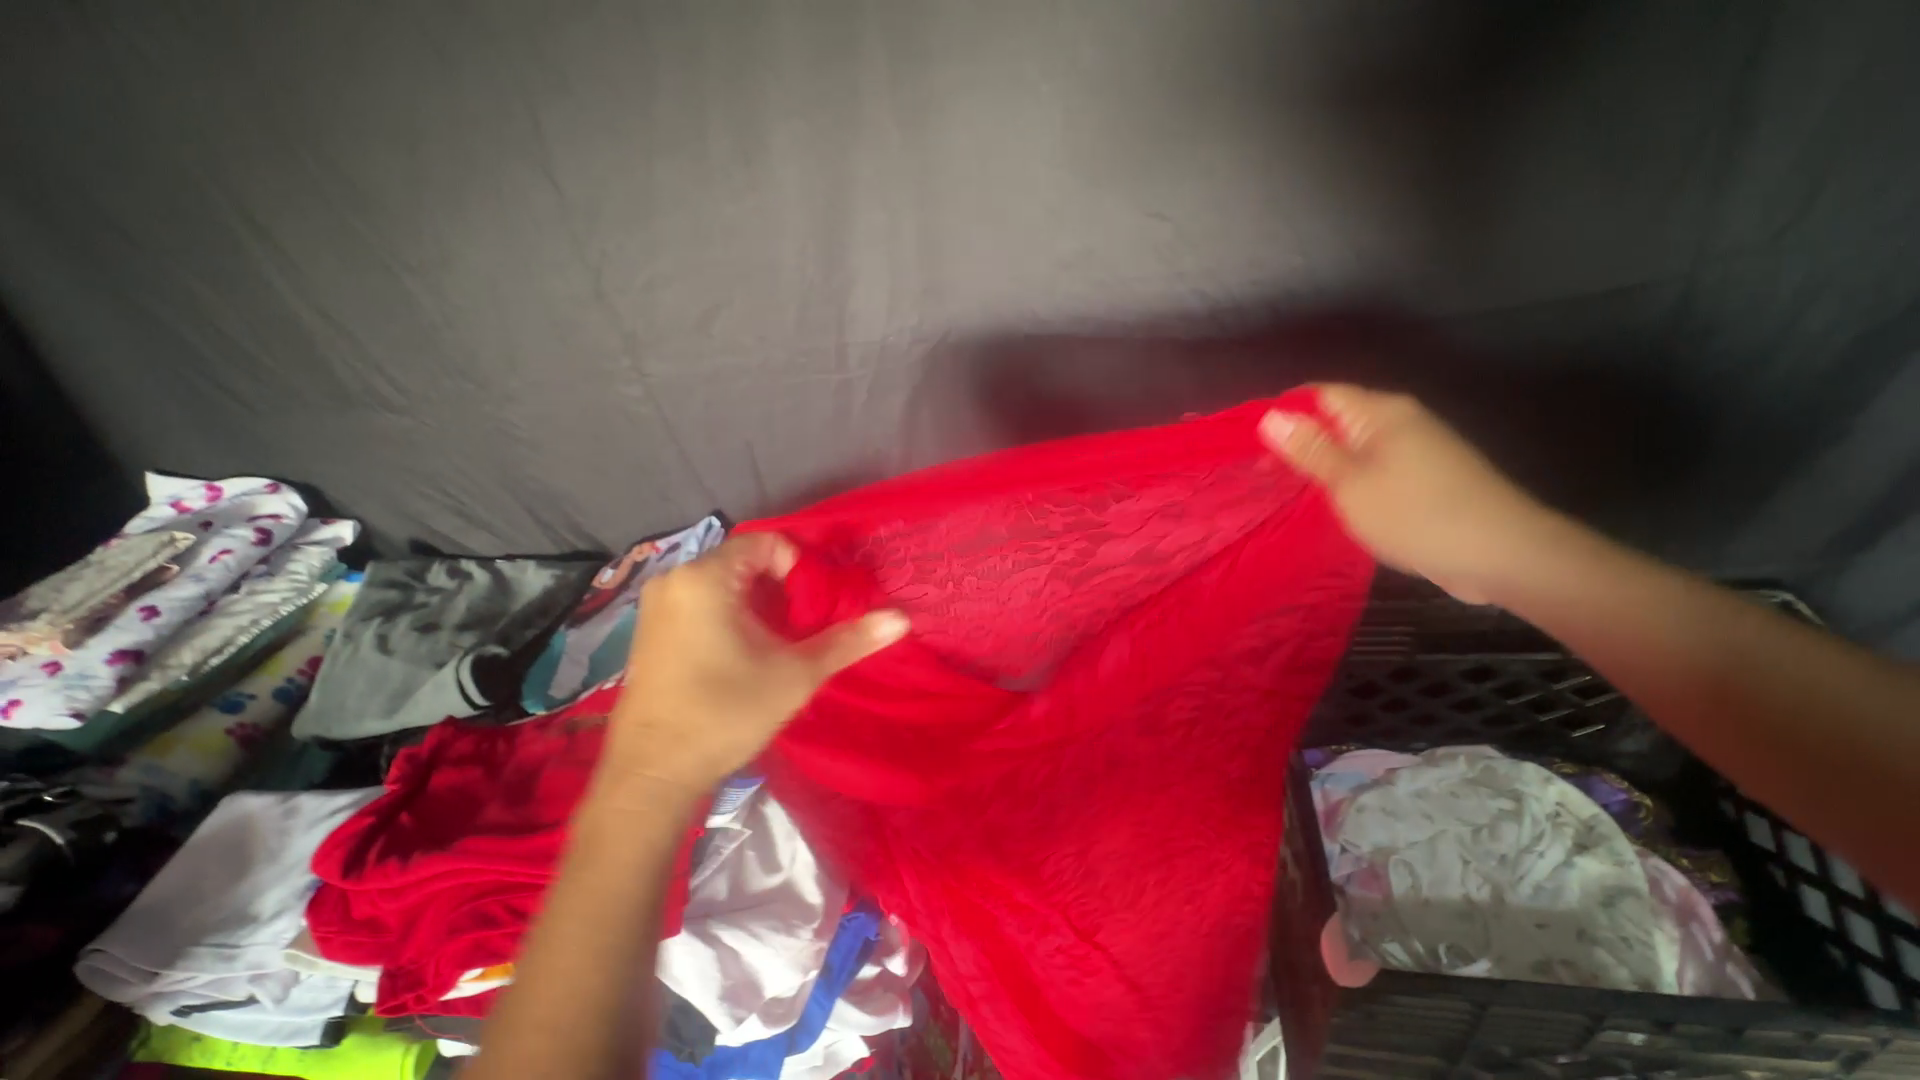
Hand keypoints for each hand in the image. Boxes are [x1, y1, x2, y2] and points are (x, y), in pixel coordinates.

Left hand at [603, 533, 909, 795]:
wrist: (653, 772)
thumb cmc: (725, 713)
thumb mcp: (795, 674)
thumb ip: (848, 640)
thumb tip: (902, 618)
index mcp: (706, 577)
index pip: (767, 543)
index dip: (801, 569)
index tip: (817, 609)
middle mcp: (675, 579)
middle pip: (745, 563)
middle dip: (782, 590)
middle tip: (806, 629)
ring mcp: (658, 606)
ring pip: (724, 587)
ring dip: (758, 607)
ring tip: (781, 646)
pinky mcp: (651, 632)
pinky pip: (701, 605)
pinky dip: (731, 619)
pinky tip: (746, 658)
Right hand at [1259, 384, 1562, 603]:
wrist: (1504, 554)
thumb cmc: (1417, 515)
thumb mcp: (1350, 485)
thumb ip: (1310, 450)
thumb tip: (1271, 416)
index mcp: (1381, 412)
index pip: (1318, 394)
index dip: (1282, 414)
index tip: (1246, 447)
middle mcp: (1401, 421)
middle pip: (1336, 419)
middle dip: (1298, 442)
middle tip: (1259, 477)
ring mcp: (1418, 450)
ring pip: (1355, 447)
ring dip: (1323, 466)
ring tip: (1286, 494)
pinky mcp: (1428, 479)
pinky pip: (1375, 470)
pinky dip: (1349, 483)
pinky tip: (1333, 508)